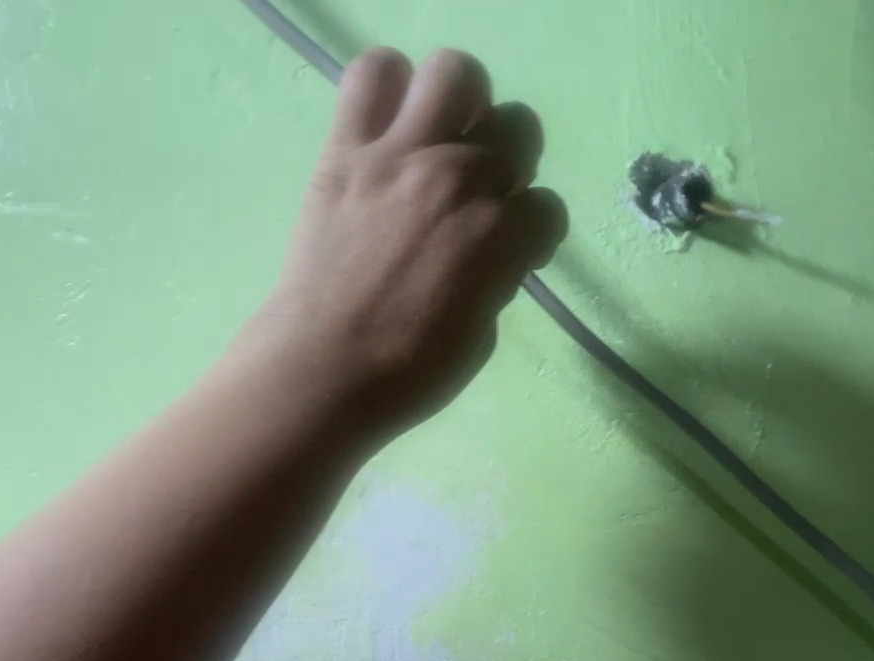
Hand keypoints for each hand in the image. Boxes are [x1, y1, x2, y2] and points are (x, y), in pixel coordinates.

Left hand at [255, 47, 566, 435]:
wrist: (325, 371)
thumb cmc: (410, 373)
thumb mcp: (480, 336)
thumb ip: (496, 278)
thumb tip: (492, 253)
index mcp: (502, 236)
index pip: (548, 208)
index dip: (534, 234)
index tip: (513, 254)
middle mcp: (461, 179)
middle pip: (517, 130)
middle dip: (509, 167)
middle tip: (480, 198)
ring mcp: (401, 156)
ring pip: (456, 74)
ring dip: (462, 105)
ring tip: (442, 142)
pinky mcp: (346, 149)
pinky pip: (373, 74)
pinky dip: (388, 87)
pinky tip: (389, 125)